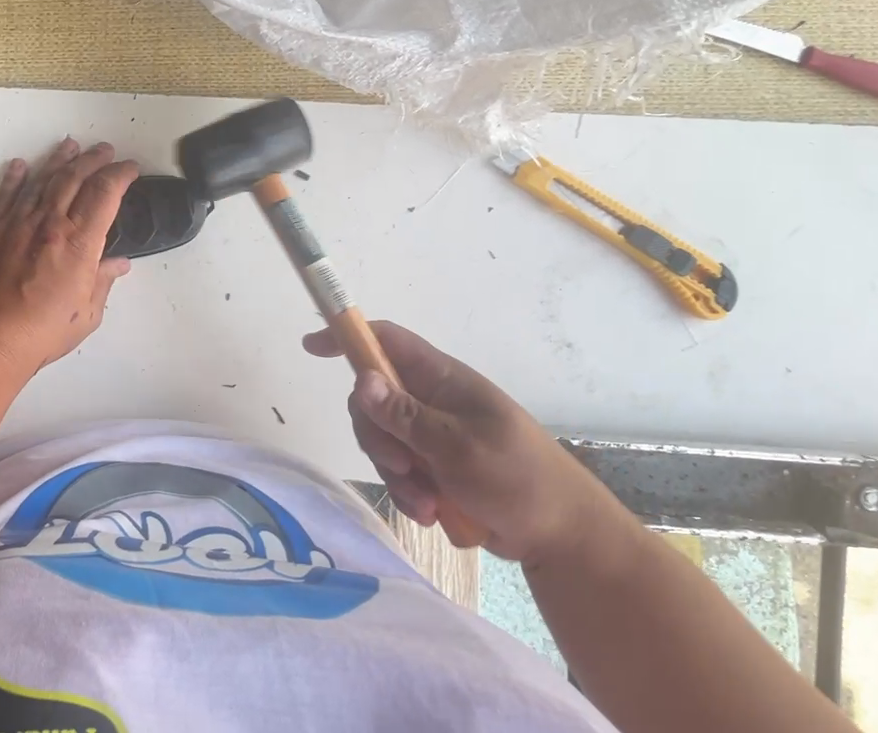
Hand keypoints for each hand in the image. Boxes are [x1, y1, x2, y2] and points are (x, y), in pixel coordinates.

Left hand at [0, 139, 139, 376]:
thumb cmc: (40, 333)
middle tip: (105, 151)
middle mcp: (48, 225)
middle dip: (93, 160)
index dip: (120, 175)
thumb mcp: (86, 313)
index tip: (129, 169)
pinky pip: (5, 195)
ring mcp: (16, 224)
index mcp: (78, 244)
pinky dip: (14, 178)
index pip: (105, 193)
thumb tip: (117, 264)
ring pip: (41, 180)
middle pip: (74, 178)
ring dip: (58, 161)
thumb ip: (102, 282)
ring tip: (70, 146)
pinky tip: (20, 166)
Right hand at [303, 321, 625, 564]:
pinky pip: (399, 469)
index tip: (312, 348)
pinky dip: (408, 491)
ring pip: (382, 438)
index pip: (387, 341)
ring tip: (425, 502)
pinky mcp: (435, 465)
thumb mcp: (458, 448)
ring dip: (395, 473)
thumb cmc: (521, 481)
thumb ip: (405, 416)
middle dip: (377, 437)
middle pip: (372, 399)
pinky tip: (430, 511)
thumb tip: (361, 378)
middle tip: (401, 467)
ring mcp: (433, 433)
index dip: (348, 338)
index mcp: (444, 380)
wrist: (566, 539)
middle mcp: (433, 400)